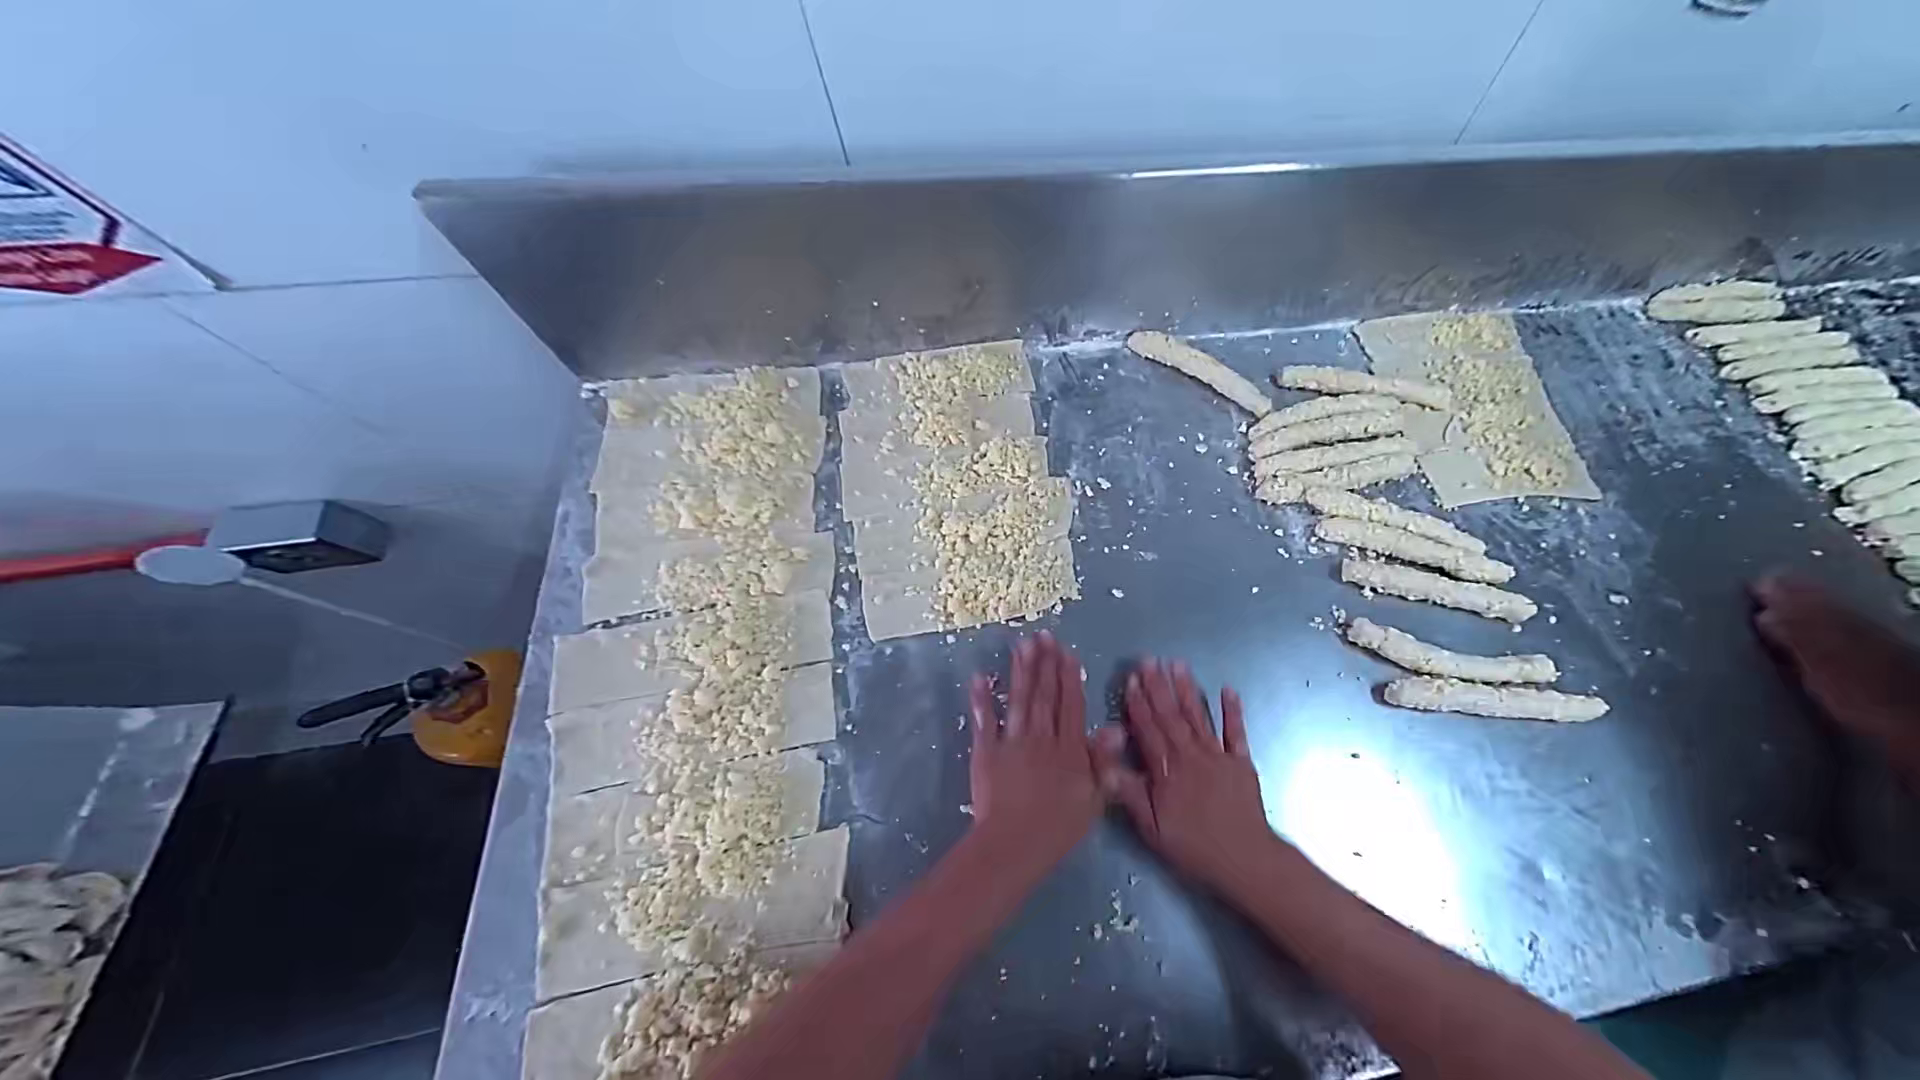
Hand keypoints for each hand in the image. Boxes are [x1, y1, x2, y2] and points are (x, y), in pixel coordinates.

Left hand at [966, 632, 1101, 869]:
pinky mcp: (986, 750)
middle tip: (1044, 636)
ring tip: (1022, 645)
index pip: (1070, 706)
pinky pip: (984, 720)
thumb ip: (1102, 761)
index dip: (1069, 679)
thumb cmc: (1058, 827)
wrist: (1015, 843)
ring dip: (1020, 671)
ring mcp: (1011, 741)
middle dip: (1045, 664)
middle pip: (1044, 696)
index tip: (1067, 654)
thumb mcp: (1093, 799)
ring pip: (1018, 700)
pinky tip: (980, 676)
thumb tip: (1116, 728)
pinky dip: (982, 698)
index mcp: (1068, 749)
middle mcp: (1040, 738)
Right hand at [1094, 658, 1275, 893]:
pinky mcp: (1240, 763)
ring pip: (1197, 716)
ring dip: (1186, 690)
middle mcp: (1191, 756)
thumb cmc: (1193, 846)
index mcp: (1167, 770)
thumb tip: (1105, 764)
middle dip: (1158, 686)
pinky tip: (1227, 690)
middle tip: (1149, 660)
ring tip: (1177, 664)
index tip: (1130, 679)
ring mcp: (1217, 756)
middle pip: (1170, 716)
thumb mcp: (1152, 827)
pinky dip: (1232, 711)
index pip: (1148, 730)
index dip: (1138, 704)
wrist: (1246, 860)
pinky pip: (1235, 733)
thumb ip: (1129, 793)